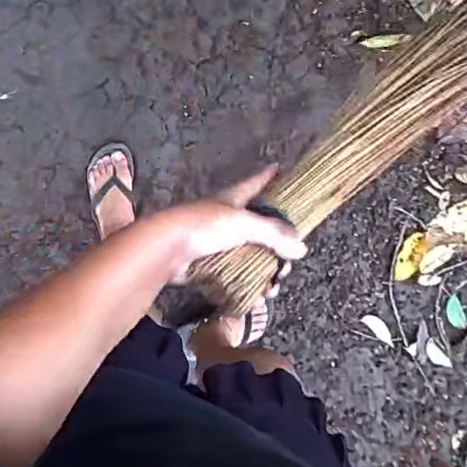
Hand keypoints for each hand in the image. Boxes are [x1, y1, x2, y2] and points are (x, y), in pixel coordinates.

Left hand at [112, 165, 305, 280]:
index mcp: (233, 199)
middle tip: (288, 264)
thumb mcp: (242, 223)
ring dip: (265, 272)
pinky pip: (235, 275)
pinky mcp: (209, 265)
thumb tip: (301, 247)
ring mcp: (217, 242)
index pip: (256, 183)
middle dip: (277, 246)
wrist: (164, 250)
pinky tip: (257, 297)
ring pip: (249, 254)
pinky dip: (249, 286)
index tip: (283, 170)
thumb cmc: (202, 225)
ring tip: (272, 288)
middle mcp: (226, 217)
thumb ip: (273, 233)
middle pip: (259, 227)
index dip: (270, 176)